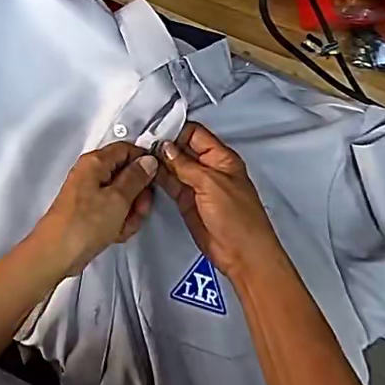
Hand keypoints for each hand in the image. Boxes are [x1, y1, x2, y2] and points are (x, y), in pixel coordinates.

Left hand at [25, 143, 159, 278]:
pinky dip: (118, 221)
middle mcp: (91, 174)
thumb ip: (137, 177)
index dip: (143, 162)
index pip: (127, 149)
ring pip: (122, 195)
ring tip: (124, 226)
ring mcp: (89, 194)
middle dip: (138, 193)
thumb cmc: (83, 225)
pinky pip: (112, 210)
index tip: (154, 178)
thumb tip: (148, 162)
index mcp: (95, 162)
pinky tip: (116, 233)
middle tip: (139, 209)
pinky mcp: (89, 212)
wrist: (55, 256)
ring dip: (130, 211)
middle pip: (126, 173)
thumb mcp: (118, 198)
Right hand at [155, 123, 284, 279]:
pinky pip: (171, 184)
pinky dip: (160, 179)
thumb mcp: (211, 184)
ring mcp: (199, 185)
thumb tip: (167, 149)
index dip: (176, 131)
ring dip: (160, 162)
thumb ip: (186, 165)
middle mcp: (210, 169)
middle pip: (183, 148)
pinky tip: (149, 174)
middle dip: (164, 146)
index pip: (195, 134)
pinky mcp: (189, 202)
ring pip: (175, 166)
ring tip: (143, 159)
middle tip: (145, 145)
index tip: (156, 133)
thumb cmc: (241, 219)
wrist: (242, 253)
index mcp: (222, 158)